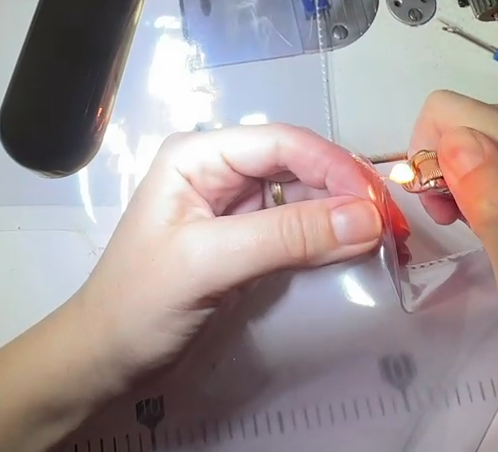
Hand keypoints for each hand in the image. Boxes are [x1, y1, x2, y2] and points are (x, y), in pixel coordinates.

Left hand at [65, 123, 395, 384]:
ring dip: (341, 211)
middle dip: (343, 187)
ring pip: (301, 192)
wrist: (105, 357)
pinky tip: (353, 247)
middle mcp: (218, 167)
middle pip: (295, 162)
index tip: (376, 201)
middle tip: (392, 223)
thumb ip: (287, 237)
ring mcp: (232, 201)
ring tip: (384, 236)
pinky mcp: (244, 235)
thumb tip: (365, 218)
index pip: (278, 142)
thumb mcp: (210, 263)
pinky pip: (295, 224)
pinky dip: (326, 234)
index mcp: (199, 154)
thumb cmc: (140, 301)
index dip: (332, 164)